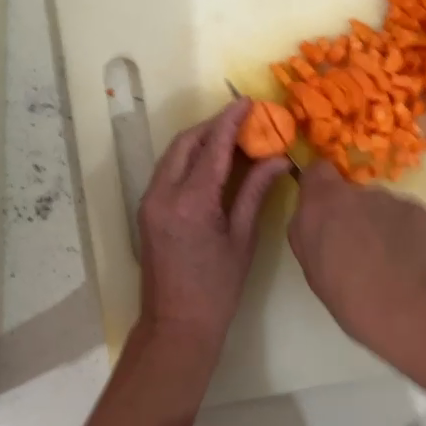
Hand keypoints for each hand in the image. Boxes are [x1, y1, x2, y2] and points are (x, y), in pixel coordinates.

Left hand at [136, 98, 291, 351]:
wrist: (175, 324)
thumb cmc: (217, 289)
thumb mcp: (242, 239)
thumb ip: (255, 192)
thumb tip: (278, 158)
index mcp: (191, 201)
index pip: (212, 147)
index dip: (230, 121)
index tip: (248, 102)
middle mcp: (163, 193)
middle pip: (186, 143)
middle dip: (213, 125)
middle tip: (242, 118)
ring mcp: (150, 200)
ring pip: (173, 154)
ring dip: (199, 139)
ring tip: (230, 135)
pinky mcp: (147, 209)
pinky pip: (167, 170)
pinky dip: (189, 158)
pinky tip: (211, 160)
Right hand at [288, 161, 425, 360]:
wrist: (416, 311)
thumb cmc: (353, 299)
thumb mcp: (314, 271)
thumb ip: (310, 237)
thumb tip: (317, 226)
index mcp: (323, 204)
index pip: (317, 171)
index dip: (320, 188)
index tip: (324, 213)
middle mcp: (358, 193)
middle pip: (352, 195)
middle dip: (354, 216)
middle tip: (361, 252)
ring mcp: (394, 201)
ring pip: (382, 209)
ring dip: (382, 227)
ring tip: (391, 265)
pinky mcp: (424, 213)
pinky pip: (408, 220)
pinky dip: (408, 236)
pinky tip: (413, 266)